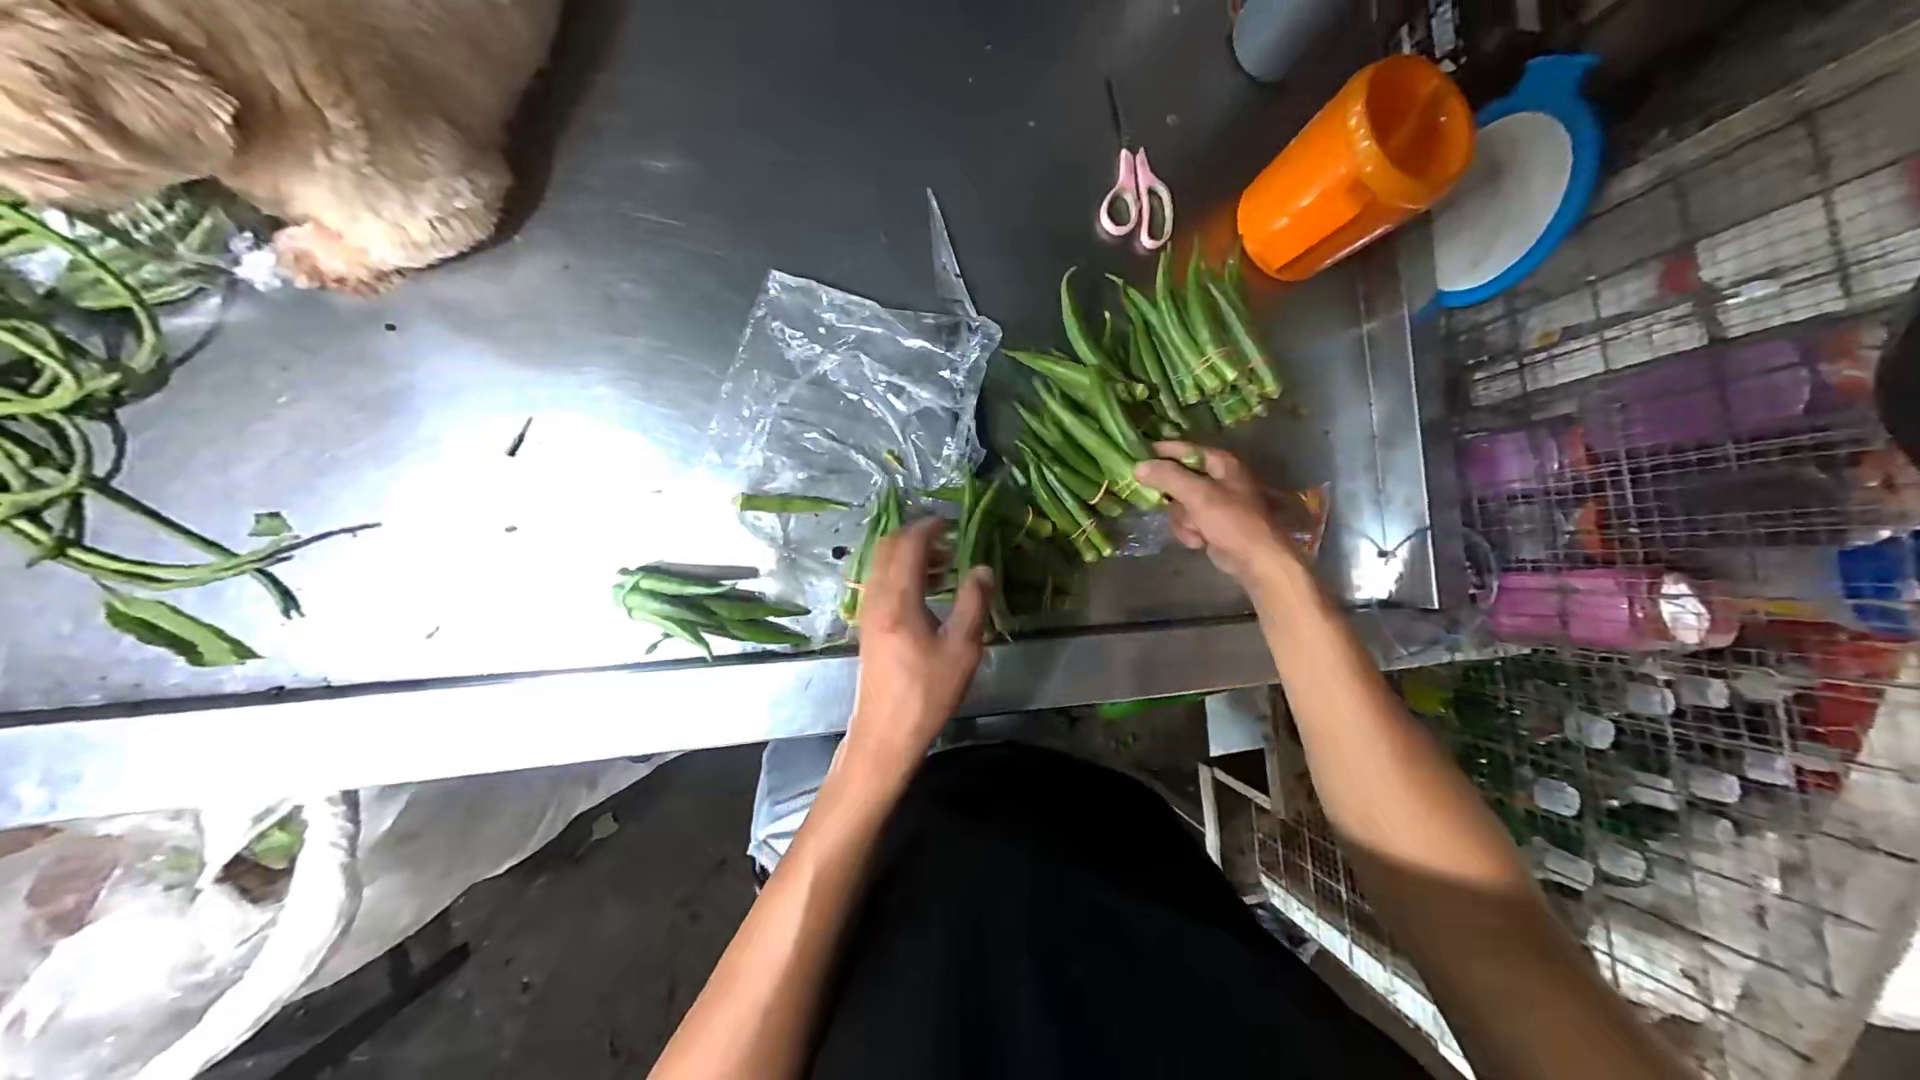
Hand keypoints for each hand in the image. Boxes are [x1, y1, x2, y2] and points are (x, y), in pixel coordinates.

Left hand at [845, 517, 993, 773]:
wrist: (887, 732)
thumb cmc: (927, 692)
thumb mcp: (962, 649)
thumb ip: (974, 602)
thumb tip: (982, 568)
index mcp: (898, 599)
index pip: (909, 545)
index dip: (930, 527)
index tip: (953, 523)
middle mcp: (876, 597)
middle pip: (888, 547)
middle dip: (918, 536)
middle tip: (949, 540)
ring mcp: (868, 611)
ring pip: (883, 564)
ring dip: (910, 555)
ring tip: (946, 565)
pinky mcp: (868, 624)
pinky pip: (881, 582)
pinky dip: (903, 573)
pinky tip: (928, 591)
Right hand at [1134, 442, 1301, 587]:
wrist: (1256, 560)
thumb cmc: (1232, 521)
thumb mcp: (1198, 495)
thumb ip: (1167, 477)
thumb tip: (1138, 466)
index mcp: (1220, 462)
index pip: (1181, 449)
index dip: (1157, 453)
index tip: (1133, 460)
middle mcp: (1217, 477)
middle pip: (1176, 479)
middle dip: (1173, 500)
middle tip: (1165, 504)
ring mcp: (1213, 501)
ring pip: (1177, 504)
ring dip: (1181, 520)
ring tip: (1195, 530)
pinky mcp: (1210, 521)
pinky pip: (1185, 520)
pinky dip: (1188, 531)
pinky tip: (1199, 540)